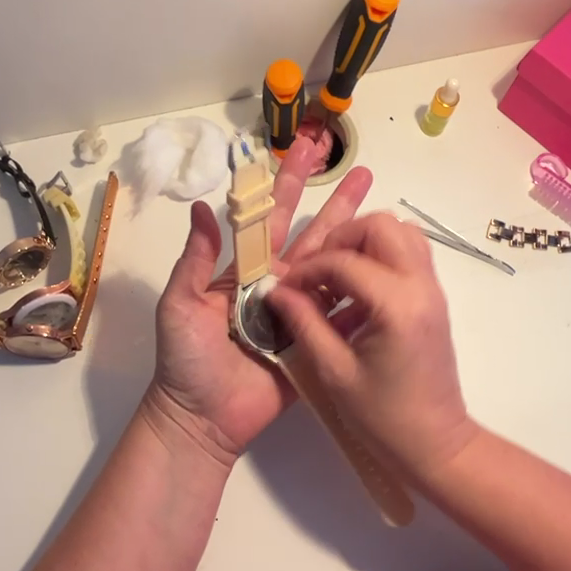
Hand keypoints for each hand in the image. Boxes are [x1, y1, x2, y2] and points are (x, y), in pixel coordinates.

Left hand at [141, 144, 373, 467]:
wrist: (201, 417)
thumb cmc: (186, 359)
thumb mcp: (180, 304)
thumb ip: (196, 260)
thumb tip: (202, 207)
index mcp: (246, 273)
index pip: (271, 220)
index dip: (289, 185)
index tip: (308, 153)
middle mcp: (277, 287)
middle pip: (314, 237)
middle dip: (338, 206)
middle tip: (365, 174)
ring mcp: (299, 316)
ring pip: (334, 272)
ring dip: (359, 245)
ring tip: (388, 220)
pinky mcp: (315, 346)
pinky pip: (341, 318)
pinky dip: (365, 298)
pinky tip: (391, 277)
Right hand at [266, 212, 478, 480]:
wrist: (435, 444)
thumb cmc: (382, 417)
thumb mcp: (334, 372)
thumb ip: (305, 323)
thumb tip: (276, 291)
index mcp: (396, 306)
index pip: (344, 261)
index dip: (307, 270)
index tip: (285, 290)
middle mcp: (421, 286)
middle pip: (381, 225)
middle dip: (341, 241)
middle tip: (316, 274)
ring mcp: (433, 289)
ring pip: (400, 233)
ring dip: (363, 245)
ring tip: (335, 280)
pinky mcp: (434, 299)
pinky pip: (408, 255)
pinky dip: (379, 259)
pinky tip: (355, 297)